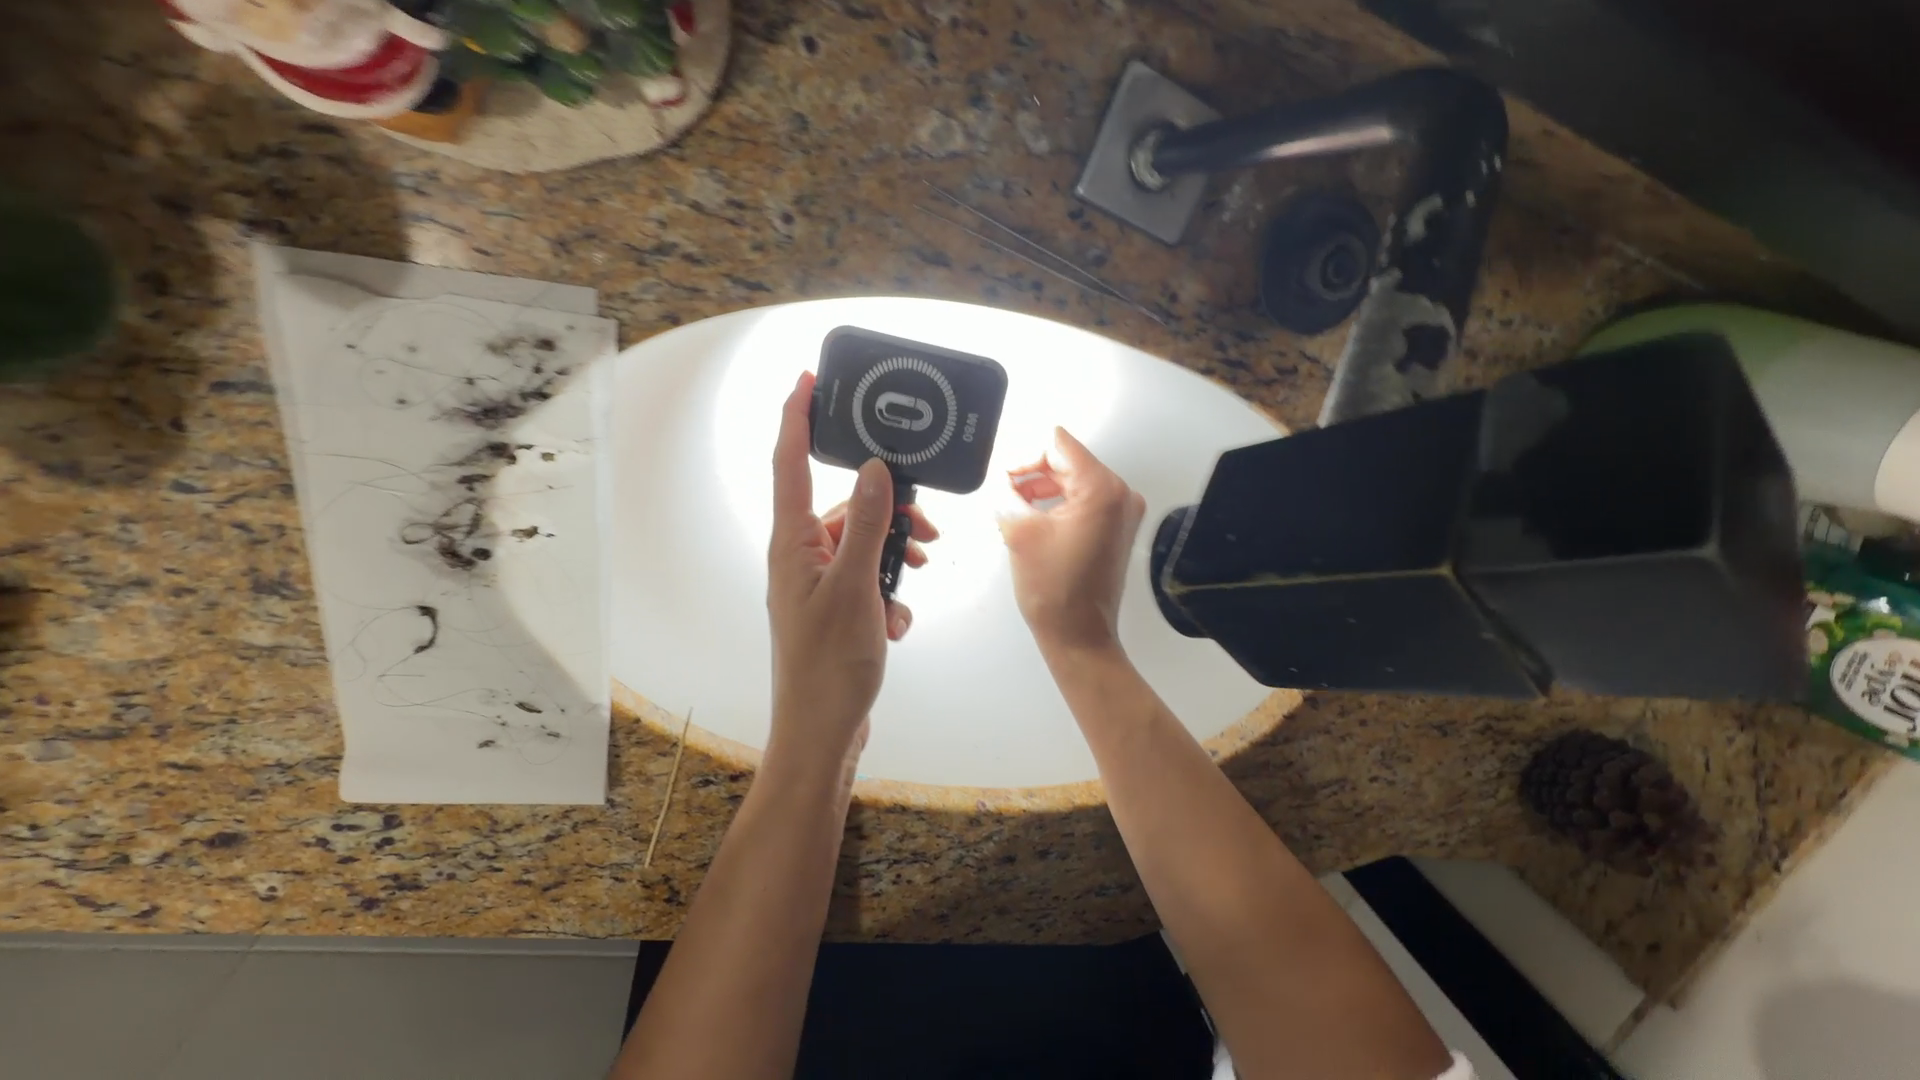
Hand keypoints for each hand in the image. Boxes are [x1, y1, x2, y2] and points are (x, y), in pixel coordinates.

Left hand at [765, 372, 936, 773]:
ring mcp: (817, 584)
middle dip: (887, 507)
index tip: (808, 378)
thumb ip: (866, 526)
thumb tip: (874, 470)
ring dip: (894, 553)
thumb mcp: (855, 588)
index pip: (790, 464)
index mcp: (791, 544)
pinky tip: (900, 618)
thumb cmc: (829, 665)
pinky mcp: (836, 608)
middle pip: (844, 506)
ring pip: (862, 544)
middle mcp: (799, 557)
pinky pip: (867, 579)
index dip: (797, 417)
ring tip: (921, 570)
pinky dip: (889, 590)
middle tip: (926, 522)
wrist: (821, 731)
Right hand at [1000, 428, 1146, 656]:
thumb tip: (999, 476)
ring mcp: (1123, 512)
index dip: (1024, 455)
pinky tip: (1032, 519)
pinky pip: (1083, 500)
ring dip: (1041, 488)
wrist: (1078, 636)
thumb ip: (1007, 492)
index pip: (1057, 444)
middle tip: (1001, 492)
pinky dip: (1056, 504)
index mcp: (1102, 488)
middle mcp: (1121, 493)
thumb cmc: (1051, 588)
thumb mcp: (1019, 531)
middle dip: (1031, 473)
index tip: (1002, 478)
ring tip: (1012, 508)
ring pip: (1073, 480)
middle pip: (1067, 461)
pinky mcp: (1117, 528)